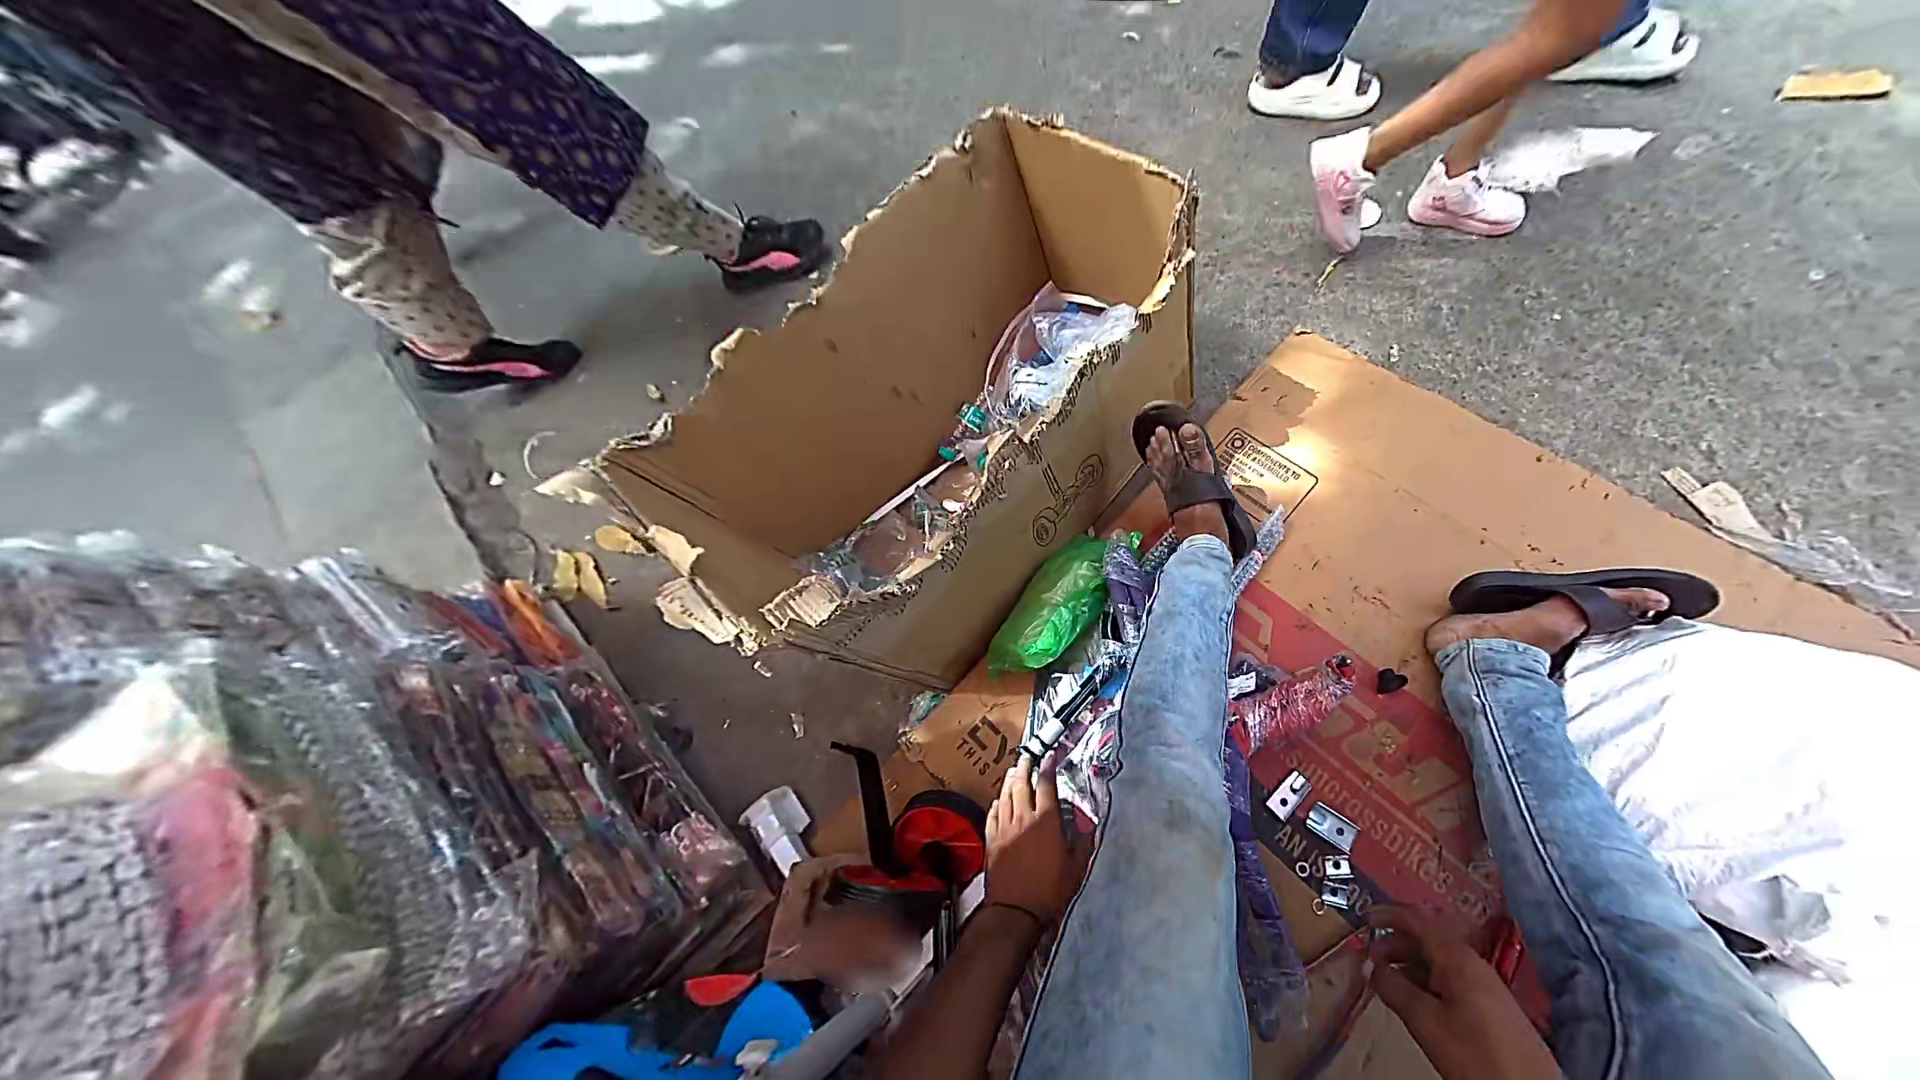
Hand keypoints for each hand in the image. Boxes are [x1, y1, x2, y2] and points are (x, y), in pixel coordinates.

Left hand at [983, 759, 1076, 921]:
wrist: (1016, 910)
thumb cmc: (1050, 891)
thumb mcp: (1076, 867)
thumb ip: (1083, 840)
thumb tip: (1087, 821)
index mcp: (1046, 821)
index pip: (1046, 783)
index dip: (1048, 766)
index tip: (1049, 756)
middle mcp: (1023, 817)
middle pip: (1021, 783)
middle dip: (1024, 766)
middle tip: (1027, 757)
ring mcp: (1004, 827)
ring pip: (1005, 794)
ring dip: (1010, 780)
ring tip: (1013, 771)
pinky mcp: (992, 839)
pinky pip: (993, 813)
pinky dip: (998, 802)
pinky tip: (1000, 800)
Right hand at [1369, 906, 1564, 1079]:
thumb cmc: (1476, 1055)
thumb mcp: (1425, 1021)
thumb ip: (1393, 988)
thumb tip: (1373, 968)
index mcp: (1457, 958)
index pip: (1417, 919)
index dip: (1387, 915)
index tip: (1363, 919)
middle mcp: (1474, 964)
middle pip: (1428, 937)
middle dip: (1396, 942)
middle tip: (1372, 957)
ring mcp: (1487, 986)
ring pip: (1439, 959)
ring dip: (1410, 962)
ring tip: (1389, 980)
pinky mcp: (1493, 1007)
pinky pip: (1451, 978)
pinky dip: (1427, 979)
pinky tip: (1417, 998)